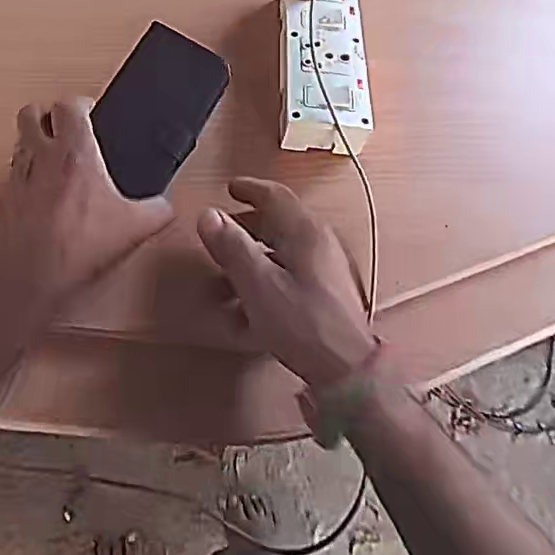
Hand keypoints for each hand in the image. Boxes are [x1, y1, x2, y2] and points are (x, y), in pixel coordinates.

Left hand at [0, 98, 173, 333]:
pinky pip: (14, 172)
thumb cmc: (79, 249)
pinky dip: (26, 172)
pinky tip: (43, 191)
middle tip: (65, 126)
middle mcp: (40, 157)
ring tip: (55, 156)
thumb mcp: (135, 229)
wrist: (33, 283)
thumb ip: (157, 210)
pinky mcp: (6, 200)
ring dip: (34, 140)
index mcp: (74, 152)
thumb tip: (165, 206)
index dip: (82, 103)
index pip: (69, 104)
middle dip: (47, 114)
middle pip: (32, 112)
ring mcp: (19, 178)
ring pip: (19, 140)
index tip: (92, 112)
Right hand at [197, 177, 375, 390]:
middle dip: (249, 220)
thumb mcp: (257, 283)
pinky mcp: (326, 289)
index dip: (251, 189)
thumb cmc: (303, 324)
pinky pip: (292, 264)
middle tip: (224, 226)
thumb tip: (209, 216)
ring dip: (256, 244)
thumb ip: (232, 247)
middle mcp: (319, 243)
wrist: (345, 367)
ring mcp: (325, 266)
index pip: (276, 196)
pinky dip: (269, 264)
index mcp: (305, 233)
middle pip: (280, 219)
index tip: (231, 187)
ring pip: (285, 243)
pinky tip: (254, 288)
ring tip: (232, 259)